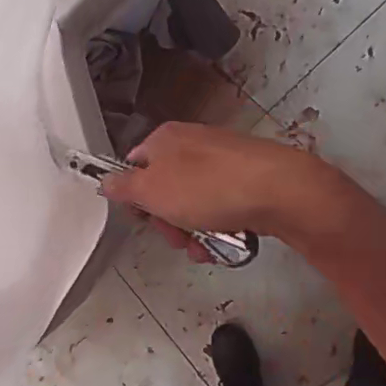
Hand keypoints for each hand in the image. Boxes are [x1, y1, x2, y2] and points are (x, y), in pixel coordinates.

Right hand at [101, 122, 357, 252]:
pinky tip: (224, 242)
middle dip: (167, 222)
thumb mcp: (151, 191)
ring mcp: (221, 164)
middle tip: (176, 235)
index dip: (135, 198)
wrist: (279, 192)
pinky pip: (219, 210)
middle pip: (164, 192)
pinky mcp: (245, 182)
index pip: (133, 168)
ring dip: (191, 233)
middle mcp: (192, 146)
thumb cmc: (212, 187)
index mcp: (164, 139)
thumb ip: (123, 187)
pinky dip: (217, 230)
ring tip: (204, 245)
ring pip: (191, 206)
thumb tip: (106, 182)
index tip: (143, 219)